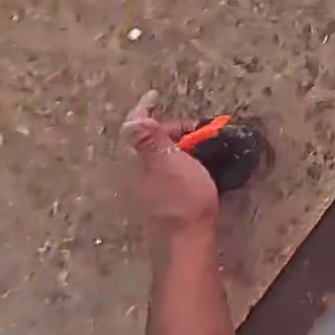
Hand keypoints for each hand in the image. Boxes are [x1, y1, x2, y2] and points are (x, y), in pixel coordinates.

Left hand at [122, 91, 217, 242]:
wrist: (188, 239)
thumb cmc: (183, 197)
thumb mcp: (170, 163)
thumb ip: (151, 142)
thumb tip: (131, 120)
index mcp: (139, 162)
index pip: (137, 128)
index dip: (145, 110)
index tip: (155, 95)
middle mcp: (139, 173)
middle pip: (151, 140)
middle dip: (173, 128)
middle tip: (200, 127)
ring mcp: (150, 187)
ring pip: (161, 154)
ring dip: (179, 143)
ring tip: (203, 142)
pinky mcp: (163, 197)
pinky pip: (169, 166)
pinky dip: (182, 157)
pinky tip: (198, 163)